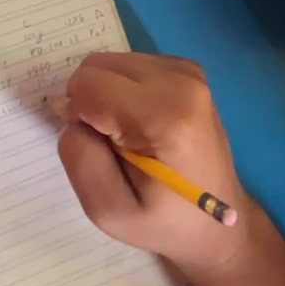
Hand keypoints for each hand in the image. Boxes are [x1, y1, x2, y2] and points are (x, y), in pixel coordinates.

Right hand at [54, 52, 247, 277]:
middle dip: (89, 101)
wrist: (217, 222)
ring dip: (106, 94)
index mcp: (164, 117)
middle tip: (112, 143)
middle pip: (95, 66)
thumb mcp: (108, 210)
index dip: (77, 116)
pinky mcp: (187, 68)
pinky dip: (122, 89)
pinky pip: (128, 63)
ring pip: (109, 62)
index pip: (87, 85)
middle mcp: (180, 82)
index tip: (99, 148)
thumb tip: (67, 109)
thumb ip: (79, 156)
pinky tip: (142, 120)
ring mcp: (187, 71)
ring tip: (130, 134)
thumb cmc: (163, 221)